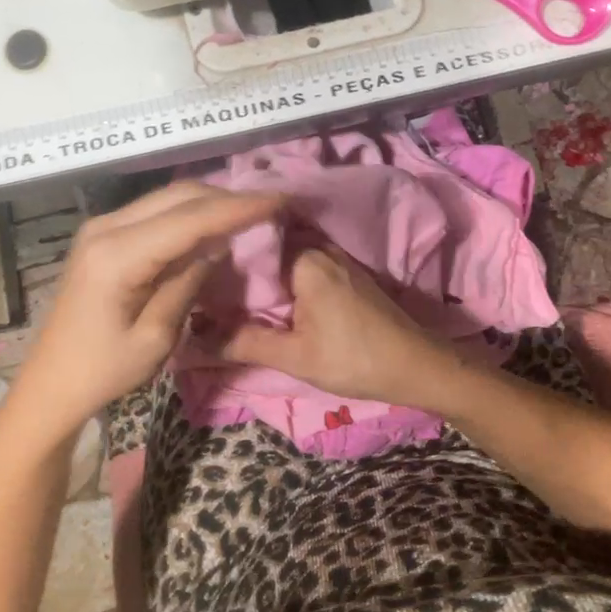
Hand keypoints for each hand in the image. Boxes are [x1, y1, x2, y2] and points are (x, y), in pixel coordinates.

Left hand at [14, 182, 283, 431]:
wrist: (51, 382)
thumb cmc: (104, 370)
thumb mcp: (157, 337)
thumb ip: (188, 281)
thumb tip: (220, 243)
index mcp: (117, 256)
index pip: (190, 218)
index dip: (238, 207)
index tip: (280, 199)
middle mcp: (106, 228)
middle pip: (179, 196)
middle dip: (228, 197)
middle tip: (273, 203)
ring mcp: (100, 227)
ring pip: (168, 198)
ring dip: (210, 202)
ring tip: (252, 210)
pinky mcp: (102, 235)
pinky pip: (155, 212)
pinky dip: (189, 214)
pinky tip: (214, 224)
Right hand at [216, 246, 460, 409]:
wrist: (416, 365)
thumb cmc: (355, 359)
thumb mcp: (295, 357)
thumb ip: (244, 343)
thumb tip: (195, 337)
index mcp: (304, 259)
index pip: (249, 246)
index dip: (220, 262)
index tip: (194, 276)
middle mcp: (319, 247)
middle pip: (266, 248)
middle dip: (238, 266)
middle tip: (203, 284)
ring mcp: (335, 257)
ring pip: (284, 256)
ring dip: (260, 273)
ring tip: (226, 291)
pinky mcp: (344, 272)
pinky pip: (301, 264)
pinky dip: (281, 277)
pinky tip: (264, 297)